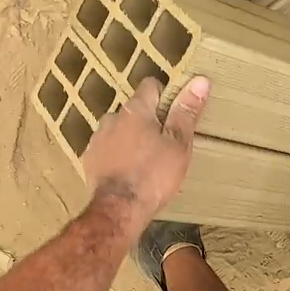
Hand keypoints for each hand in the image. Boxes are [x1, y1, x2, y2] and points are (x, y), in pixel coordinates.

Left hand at [81, 76, 209, 227]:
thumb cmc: (153, 176)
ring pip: (119, 129)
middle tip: (165, 143)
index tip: (176, 114)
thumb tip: (200, 80)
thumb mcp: (178, 144)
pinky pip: (106, 148)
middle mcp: (113, 117)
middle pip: (135, 109)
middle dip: (149, 120)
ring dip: (131, 138)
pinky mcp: (89, 158)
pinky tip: (128, 172)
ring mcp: (98, 138)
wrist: (118, 209)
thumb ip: (186, 111)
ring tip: (146, 161)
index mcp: (136, 109)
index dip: (166, 96)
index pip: (151, 85)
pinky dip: (117, 155)